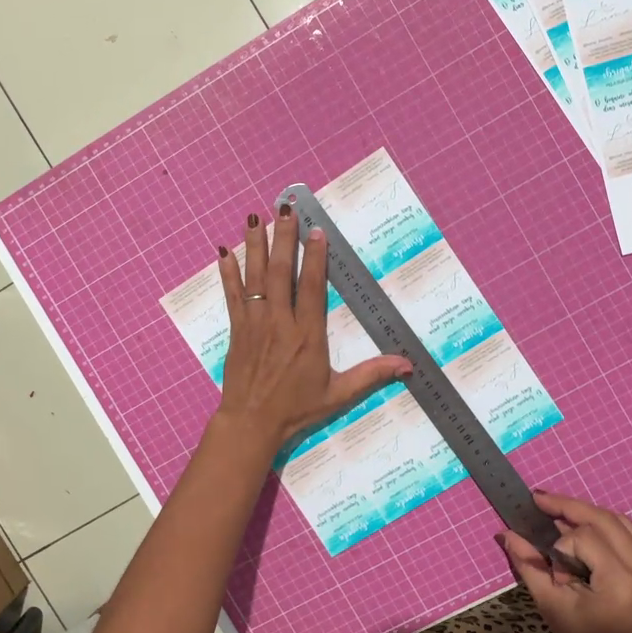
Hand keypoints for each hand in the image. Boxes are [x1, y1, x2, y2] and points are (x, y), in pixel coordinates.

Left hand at [215, 205, 409, 447]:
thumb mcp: (338, 394)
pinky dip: (227, 273)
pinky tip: (224, 251)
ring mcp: (255, 324)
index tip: (316, 231)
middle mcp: (280, 323)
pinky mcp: (236, 330)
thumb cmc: (296, 409)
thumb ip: (371, 375)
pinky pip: (232, 295)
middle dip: (283, 238)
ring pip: (255, 277)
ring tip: (254, 217)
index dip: (315, 258)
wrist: (251, 423)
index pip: (312, 288)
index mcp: (307, 335)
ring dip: (255, 246)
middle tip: (284, 209)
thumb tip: (407, 365)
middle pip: (281, 272)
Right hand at [499, 493, 631, 632]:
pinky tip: (582, 526)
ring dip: (587, 513)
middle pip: (604, 520)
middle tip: (539, 499)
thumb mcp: (552, 607)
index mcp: (619, 584)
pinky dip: (604, 524)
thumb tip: (506, 533)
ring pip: (619, 521)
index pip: (585, 538)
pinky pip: (629, 534)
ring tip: (558, 512)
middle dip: (569, 507)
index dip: (561, 544)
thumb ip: (530, 566)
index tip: (552, 568)